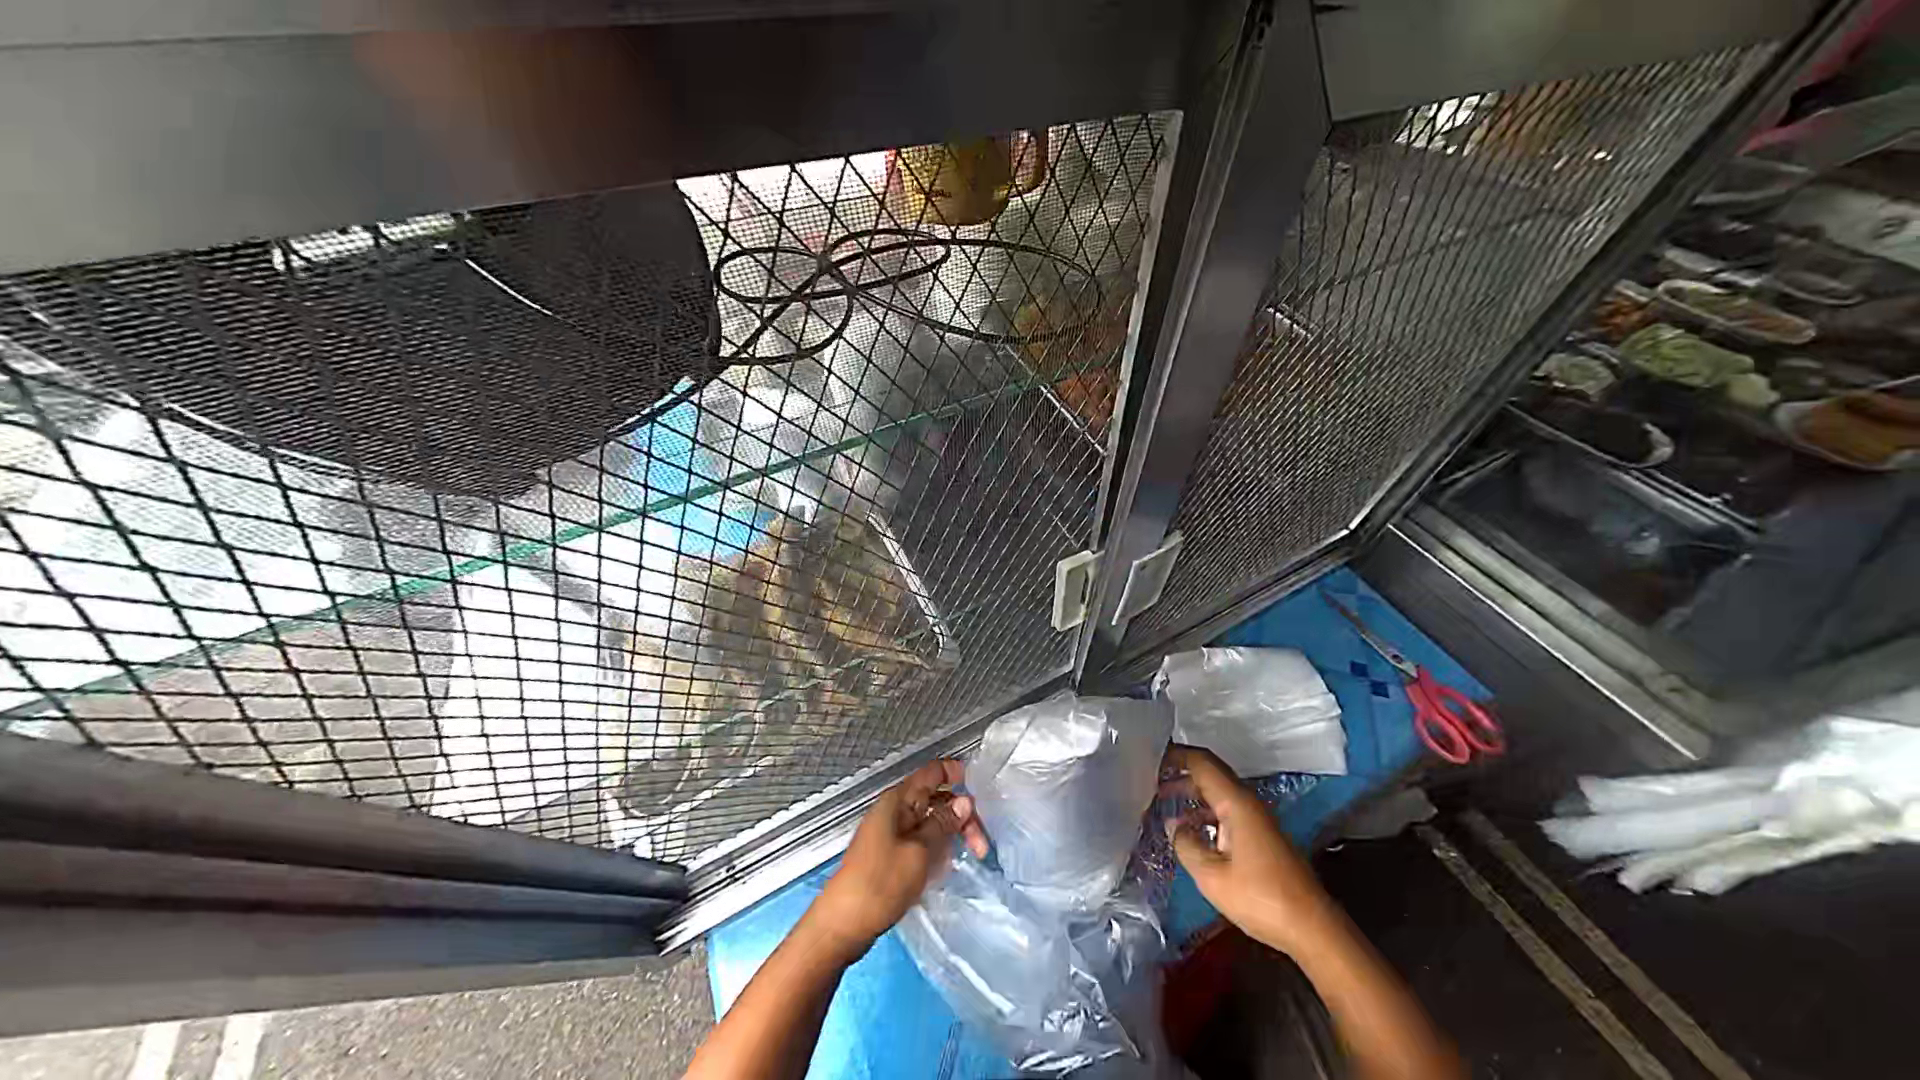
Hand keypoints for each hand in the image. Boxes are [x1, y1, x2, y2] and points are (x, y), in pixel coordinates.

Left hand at [808, 759, 989, 956]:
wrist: (845, 924)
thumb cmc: (882, 883)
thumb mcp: (920, 851)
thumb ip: (942, 824)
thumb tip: (964, 801)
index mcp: (898, 800)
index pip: (932, 772)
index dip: (957, 774)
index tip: (982, 791)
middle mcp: (895, 810)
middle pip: (936, 798)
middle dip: (961, 815)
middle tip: (981, 844)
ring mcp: (892, 832)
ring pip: (931, 821)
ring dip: (952, 834)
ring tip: (970, 857)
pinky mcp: (891, 854)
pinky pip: (921, 840)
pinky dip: (937, 849)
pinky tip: (947, 867)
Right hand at [1161, 744, 1336, 954]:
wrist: (1311, 928)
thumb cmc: (1260, 897)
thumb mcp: (1211, 874)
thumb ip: (1185, 844)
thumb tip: (1172, 825)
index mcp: (1236, 802)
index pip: (1202, 763)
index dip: (1175, 755)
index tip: (1148, 756)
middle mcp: (1247, 803)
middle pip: (1210, 774)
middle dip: (1180, 772)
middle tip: (1149, 777)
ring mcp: (1256, 820)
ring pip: (1218, 794)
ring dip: (1191, 793)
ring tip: (1161, 800)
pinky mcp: (1260, 836)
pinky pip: (1226, 811)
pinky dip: (1204, 812)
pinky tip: (1188, 829)